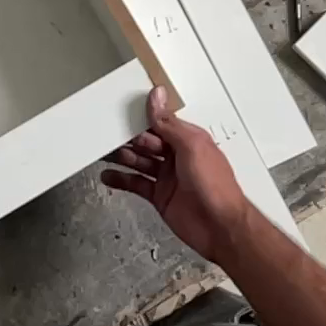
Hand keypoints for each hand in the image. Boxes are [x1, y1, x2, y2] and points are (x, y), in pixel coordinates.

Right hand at [101, 86, 252, 262]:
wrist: (221, 228)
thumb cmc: (216, 187)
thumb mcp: (191, 146)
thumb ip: (169, 123)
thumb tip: (158, 96)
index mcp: (187, 140)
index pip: (160, 123)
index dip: (142, 118)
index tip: (123, 110)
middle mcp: (177, 157)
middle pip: (146, 142)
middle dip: (128, 137)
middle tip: (108, 133)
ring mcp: (168, 177)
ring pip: (139, 161)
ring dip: (122, 156)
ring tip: (104, 152)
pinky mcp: (160, 196)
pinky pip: (136, 183)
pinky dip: (121, 179)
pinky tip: (109, 175)